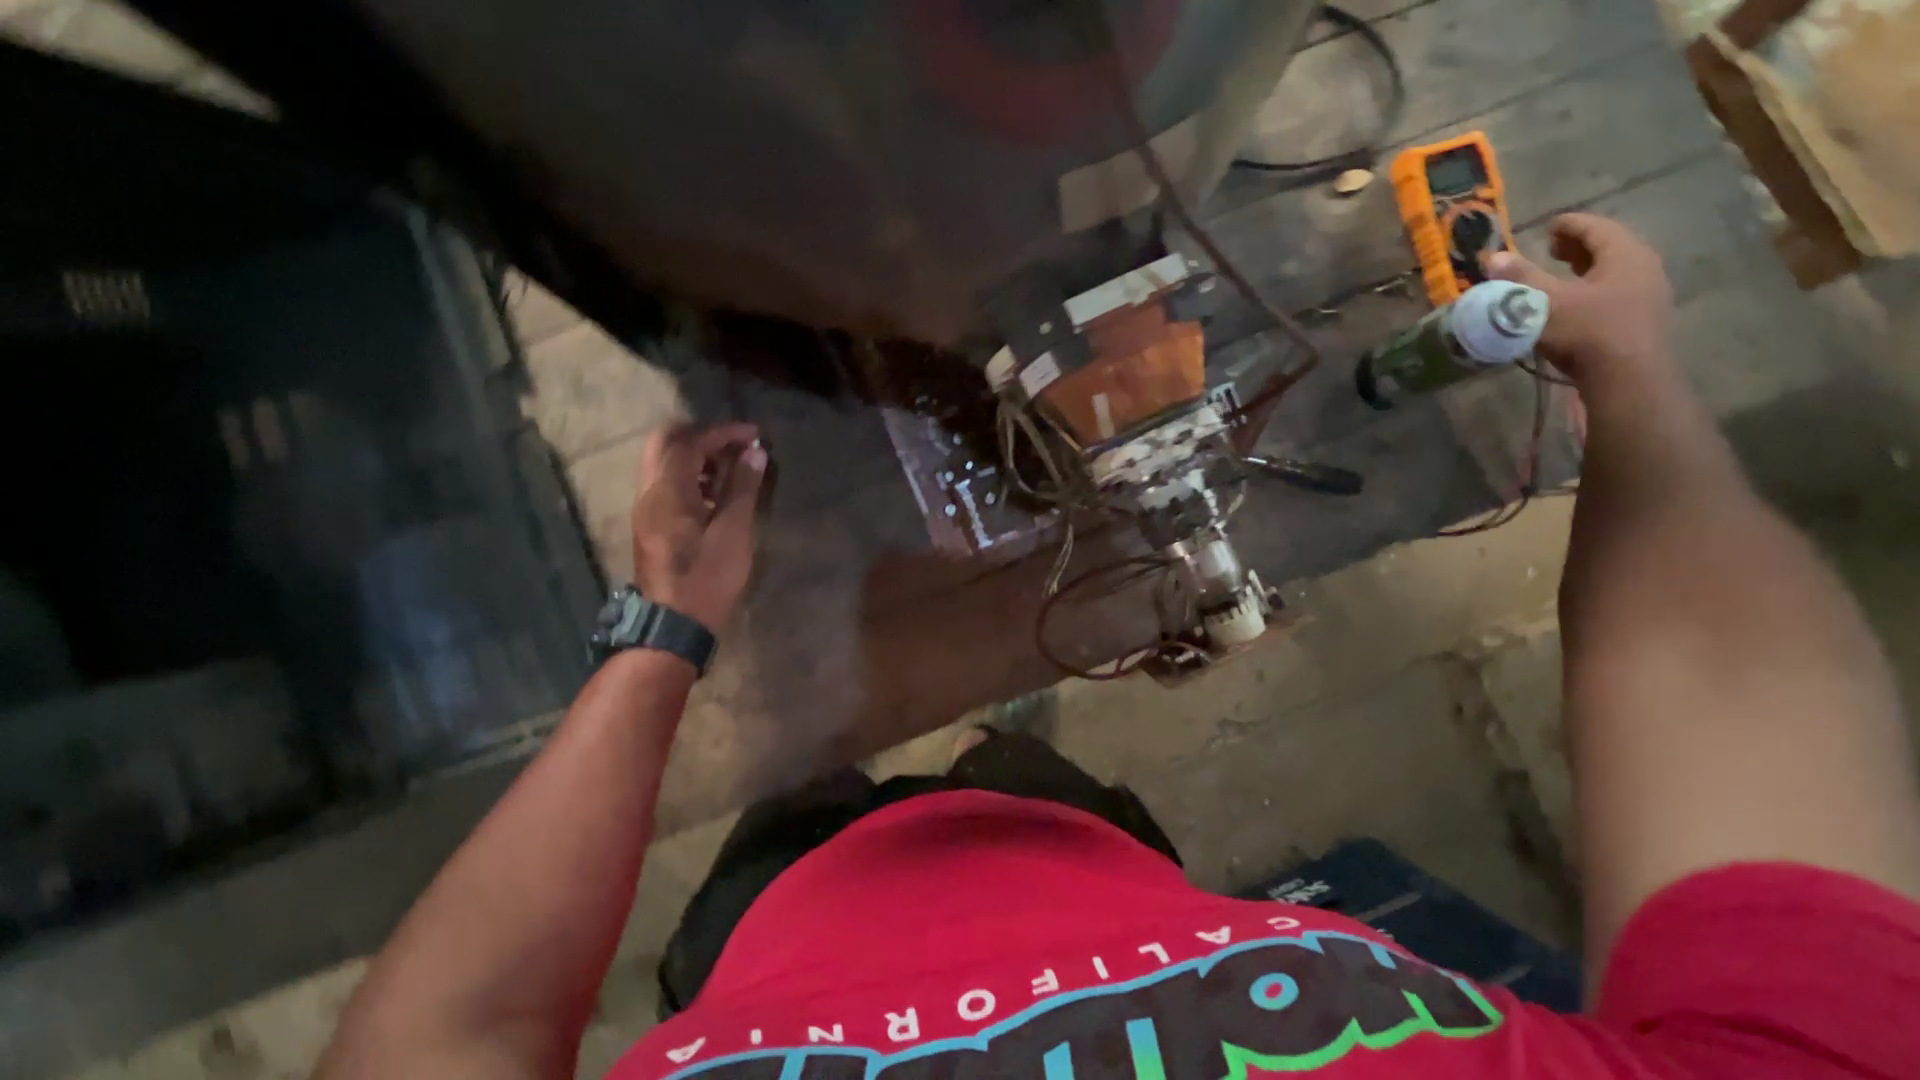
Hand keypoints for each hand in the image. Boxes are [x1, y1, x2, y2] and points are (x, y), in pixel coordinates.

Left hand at [631, 423, 767, 631]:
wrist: (674, 625)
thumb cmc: (708, 578)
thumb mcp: (733, 532)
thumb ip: (743, 487)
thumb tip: (754, 452)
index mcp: (667, 491)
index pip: (689, 442)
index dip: (722, 433)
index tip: (753, 435)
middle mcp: (649, 493)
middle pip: (665, 443)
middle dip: (701, 438)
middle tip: (735, 447)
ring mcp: (645, 510)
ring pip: (663, 465)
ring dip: (695, 458)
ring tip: (732, 472)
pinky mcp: (650, 525)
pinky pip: (665, 486)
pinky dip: (689, 479)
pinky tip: (717, 497)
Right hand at [1486, 214, 1673, 380]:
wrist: (1628, 379)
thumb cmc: (1587, 331)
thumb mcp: (1543, 302)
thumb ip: (1520, 278)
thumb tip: (1494, 256)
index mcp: (1625, 254)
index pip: (1596, 227)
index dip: (1570, 224)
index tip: (1549, 226)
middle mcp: (1644, 267)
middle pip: (1610, 247)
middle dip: (1579, 247)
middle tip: (1553, 250)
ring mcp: (1650, 295)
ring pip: (1616, 272)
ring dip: (1588, 270)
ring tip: (1563, 277)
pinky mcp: (1646, 321)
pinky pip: (1618, 294)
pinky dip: (1596, 291)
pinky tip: (1578, 307)